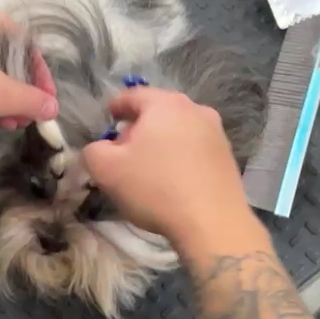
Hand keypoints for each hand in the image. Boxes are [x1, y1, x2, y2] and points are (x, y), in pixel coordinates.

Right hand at [81, 87, 254, 248]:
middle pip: (158, 111)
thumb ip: (93, 152)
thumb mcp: (107, 170)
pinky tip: (171, 179)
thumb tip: (98, 148)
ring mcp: (216, 133)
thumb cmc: (155, 188)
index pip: (134, 95)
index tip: (107, 118)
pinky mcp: (227, 157)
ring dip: (160, 142)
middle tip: (123, 148)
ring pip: (178, 129)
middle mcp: (195, 110)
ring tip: (147, 166)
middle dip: (138, 127)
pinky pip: (194, 148)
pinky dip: (179, 156)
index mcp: (165, 104)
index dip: (116, 106)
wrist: (212, 223)